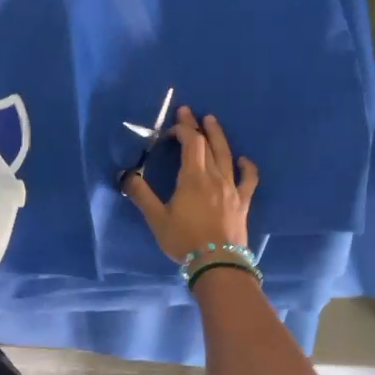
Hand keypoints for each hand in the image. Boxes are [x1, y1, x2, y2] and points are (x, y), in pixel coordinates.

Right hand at [123, 107, 258, 262]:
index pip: (190, 144)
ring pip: (227, 156)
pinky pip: (248, 179)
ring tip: (213, 122)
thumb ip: (141, 194)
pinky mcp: (242, 202)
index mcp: (192, 178)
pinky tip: (243, 159)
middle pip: (208, 145)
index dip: (182, 130)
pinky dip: (246, 166)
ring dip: (219, 137)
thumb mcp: (156, 218)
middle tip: (191, 112)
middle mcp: (215, 177)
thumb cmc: (183, 239)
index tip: (171, 124)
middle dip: (198, 126)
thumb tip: (126, 175)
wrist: (217, 262)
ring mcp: (231, 188)